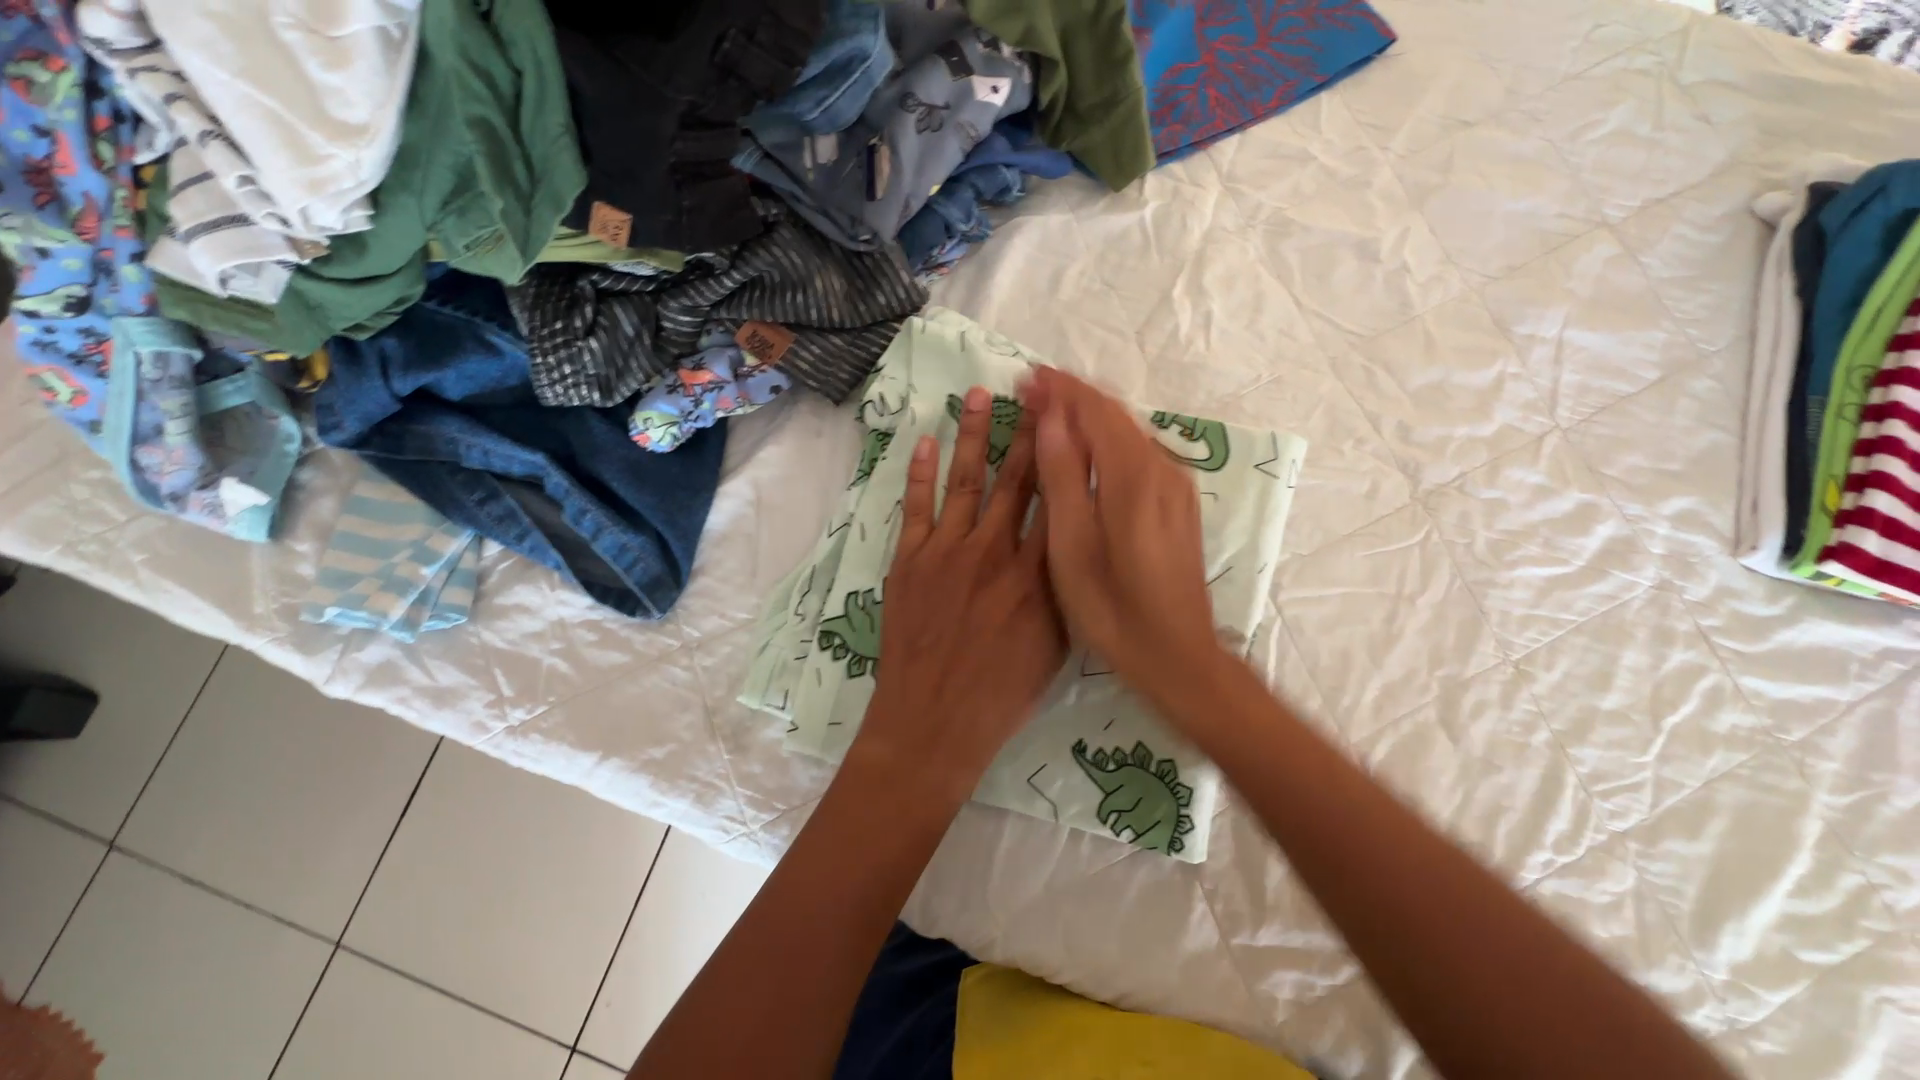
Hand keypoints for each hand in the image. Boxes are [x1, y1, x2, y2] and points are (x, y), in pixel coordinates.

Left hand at [852, 386, 1067, 799]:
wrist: (933, 722)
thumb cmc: (1002, 694)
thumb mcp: (1055, 646)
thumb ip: (1063, 590)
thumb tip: (1073, 547)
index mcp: (1037, 573)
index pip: (1058, 499)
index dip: (1066, 455)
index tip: (1073, 418)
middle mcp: (995, 551)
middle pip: (1016, 479)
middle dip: (1026, 430)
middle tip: (1033, 390)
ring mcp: (947, 552)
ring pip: (965, 481)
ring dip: (972, 435)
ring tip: (977, 394)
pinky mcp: (909, 561)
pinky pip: (916, 508)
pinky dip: (918, 473)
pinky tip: (922, 442)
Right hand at [1025, 367, 1223, 710]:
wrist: (1178, 655)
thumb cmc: (1113, 610)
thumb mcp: (1073, 546)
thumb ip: (1064, 477)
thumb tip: (1053, 417)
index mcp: (1133, 477)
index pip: (1095, 411)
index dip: (1060, 390)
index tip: (1025, 377)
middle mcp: (1162, 470)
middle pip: (1116, 415)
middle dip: (1073, 397)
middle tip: (1031, 390)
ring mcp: (1176, 488)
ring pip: (1130, 433)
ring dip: (1091, 417)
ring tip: (1050, 414)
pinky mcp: (1179, 505)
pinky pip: (1140, 454)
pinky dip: (1109, 441)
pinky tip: (1086, 452)